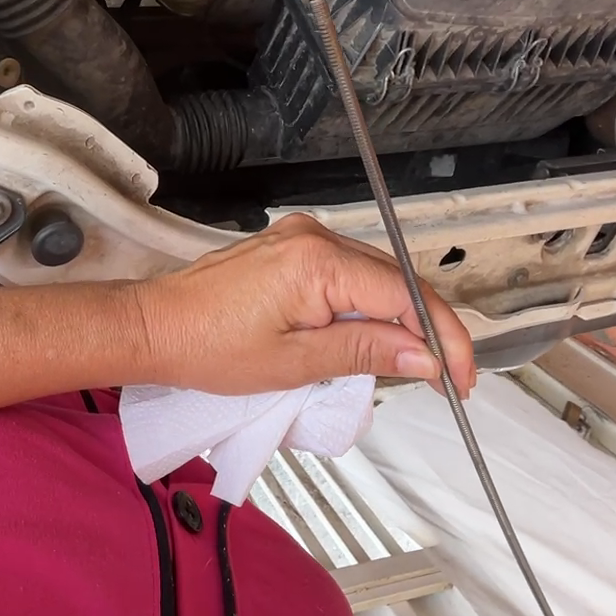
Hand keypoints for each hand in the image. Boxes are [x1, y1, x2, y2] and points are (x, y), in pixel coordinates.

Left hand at [131, 214, 477, 395]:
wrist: (157, 326)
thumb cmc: (211, 347)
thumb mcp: (295, 363)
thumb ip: (364, 352)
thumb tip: (425, 355)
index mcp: (317, 261)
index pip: (404, 293)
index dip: (443, 337)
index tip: (458, 379)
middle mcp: (312, 236)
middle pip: (394, 278)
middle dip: (426, 327)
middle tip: (443, 378)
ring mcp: (298, 236)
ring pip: (372, 273)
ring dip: (396, 316)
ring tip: (410, 365)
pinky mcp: (287, 246)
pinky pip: (344, 271)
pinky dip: (364, 303)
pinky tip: (368, 336)